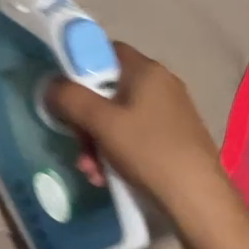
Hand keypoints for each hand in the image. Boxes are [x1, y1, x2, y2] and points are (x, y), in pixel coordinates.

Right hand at [45, 42, 236, 220]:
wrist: (196, 198)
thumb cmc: (147, 150)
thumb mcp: (100, 121)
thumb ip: (70, 97)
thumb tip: (52, 85)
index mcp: (146, 71)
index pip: (106, 50)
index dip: (80, 66)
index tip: (64, 92)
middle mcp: (160, 85)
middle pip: (107, 89)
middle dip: (84, 118)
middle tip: (76, 142)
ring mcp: (168, 112)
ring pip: (116, 117)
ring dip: (95, 141)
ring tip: (91, 169)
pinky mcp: (171, 137)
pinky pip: (131, 135)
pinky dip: (114, 152)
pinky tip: (107, 176)